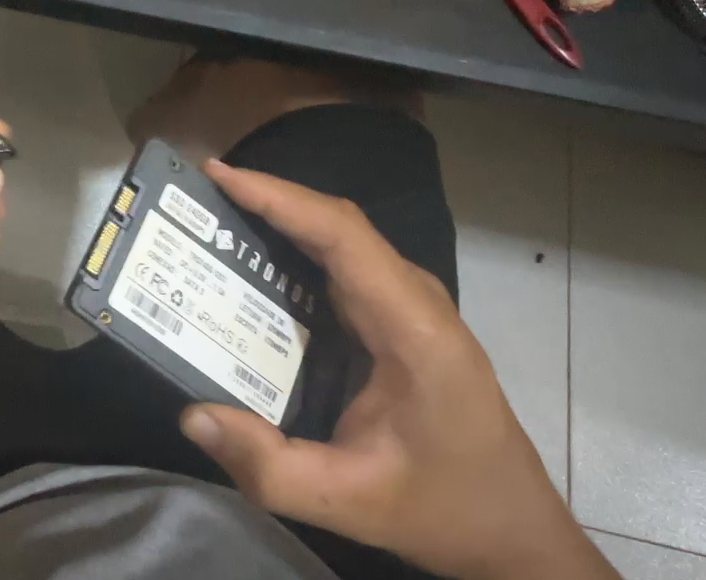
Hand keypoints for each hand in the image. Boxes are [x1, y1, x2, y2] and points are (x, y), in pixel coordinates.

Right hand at [180, 160, 615, 579]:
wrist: (514, 531)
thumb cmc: (444, 508)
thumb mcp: (351, 503)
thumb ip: (270, 468)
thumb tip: (191, 415)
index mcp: (413, 329)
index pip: (342, 235)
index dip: (278, 198)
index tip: (218, 175)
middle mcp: (412, 300)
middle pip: (334, 224)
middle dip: (264, 198)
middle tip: (196, 191)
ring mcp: (405, 305)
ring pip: (335, 238)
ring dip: (275, 217)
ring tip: (210, 213)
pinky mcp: (392, 317)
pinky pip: (335, 263)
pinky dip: (288, 247)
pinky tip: (247, 257)